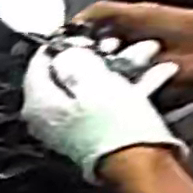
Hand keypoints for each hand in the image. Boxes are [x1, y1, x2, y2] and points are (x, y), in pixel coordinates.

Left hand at [21, 42, 182, 181]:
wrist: (135, 159)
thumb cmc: (113, 122)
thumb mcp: (95, 86)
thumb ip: (75, 66)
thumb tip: (61, 55)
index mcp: (39, 104)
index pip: (36, 68)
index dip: (56, 48)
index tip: (77, 33)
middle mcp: (46, 114)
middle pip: (65, 76)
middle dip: (95, 55)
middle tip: (117, 42)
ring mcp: (67, 122)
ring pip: (90, 86)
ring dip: (119, 67)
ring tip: (146, 51)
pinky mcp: (90, 127)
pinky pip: (105, 100)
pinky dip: (128, 85)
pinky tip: (156, 72)